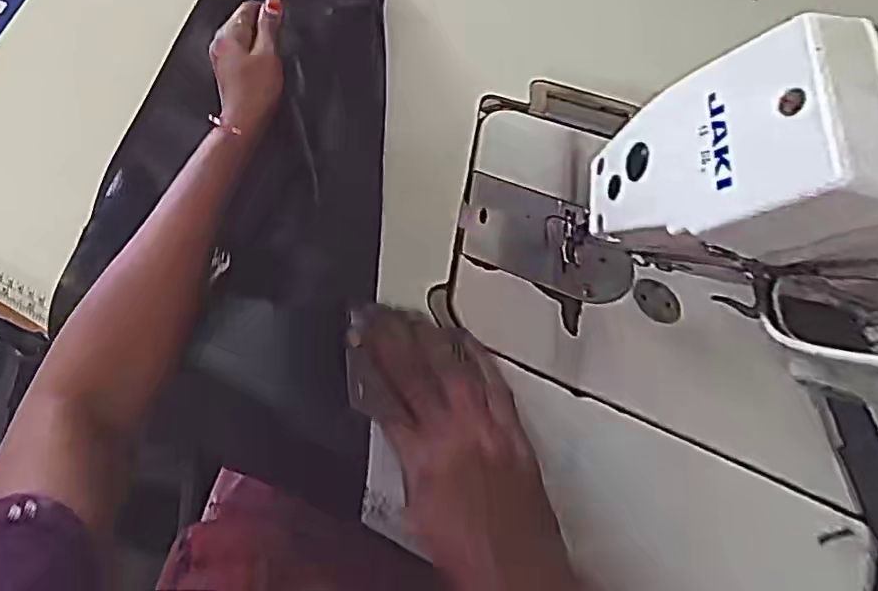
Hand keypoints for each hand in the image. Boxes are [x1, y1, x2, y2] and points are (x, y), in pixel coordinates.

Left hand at [209, 0, 283, 138]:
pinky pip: (240, 49)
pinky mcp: (225, 67)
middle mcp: (219, 43)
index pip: (247, 6)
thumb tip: (272, 4)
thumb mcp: (268, 53)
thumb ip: (269, 25)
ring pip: (242, 34)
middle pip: (243, 19)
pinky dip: (252, 52)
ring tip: (269, 56)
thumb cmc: (255, 92)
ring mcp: (220, 55)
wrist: (244, 120)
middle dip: (262, 25)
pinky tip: (262, 65)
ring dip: (258, 39)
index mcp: (227, 35)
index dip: (267, 9)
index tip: (280, 19)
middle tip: (276, 41)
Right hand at [349, 308, 578, 590]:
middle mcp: (452, 436)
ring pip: (453, 370)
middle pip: (412, 373)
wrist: (523, 578)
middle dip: (390, 338)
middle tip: (376, 313)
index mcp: (420, 456)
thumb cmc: (468, 555)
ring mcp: (485, 431)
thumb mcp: (413, 508)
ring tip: (413, 315)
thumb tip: (388, 427)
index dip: (365, 363)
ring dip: (429, 339)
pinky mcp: (514, 436)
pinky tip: (467, 339)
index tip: (354, 339)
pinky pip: (496, 386)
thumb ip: (400, 459)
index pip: (382, 395)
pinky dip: (480, 359)